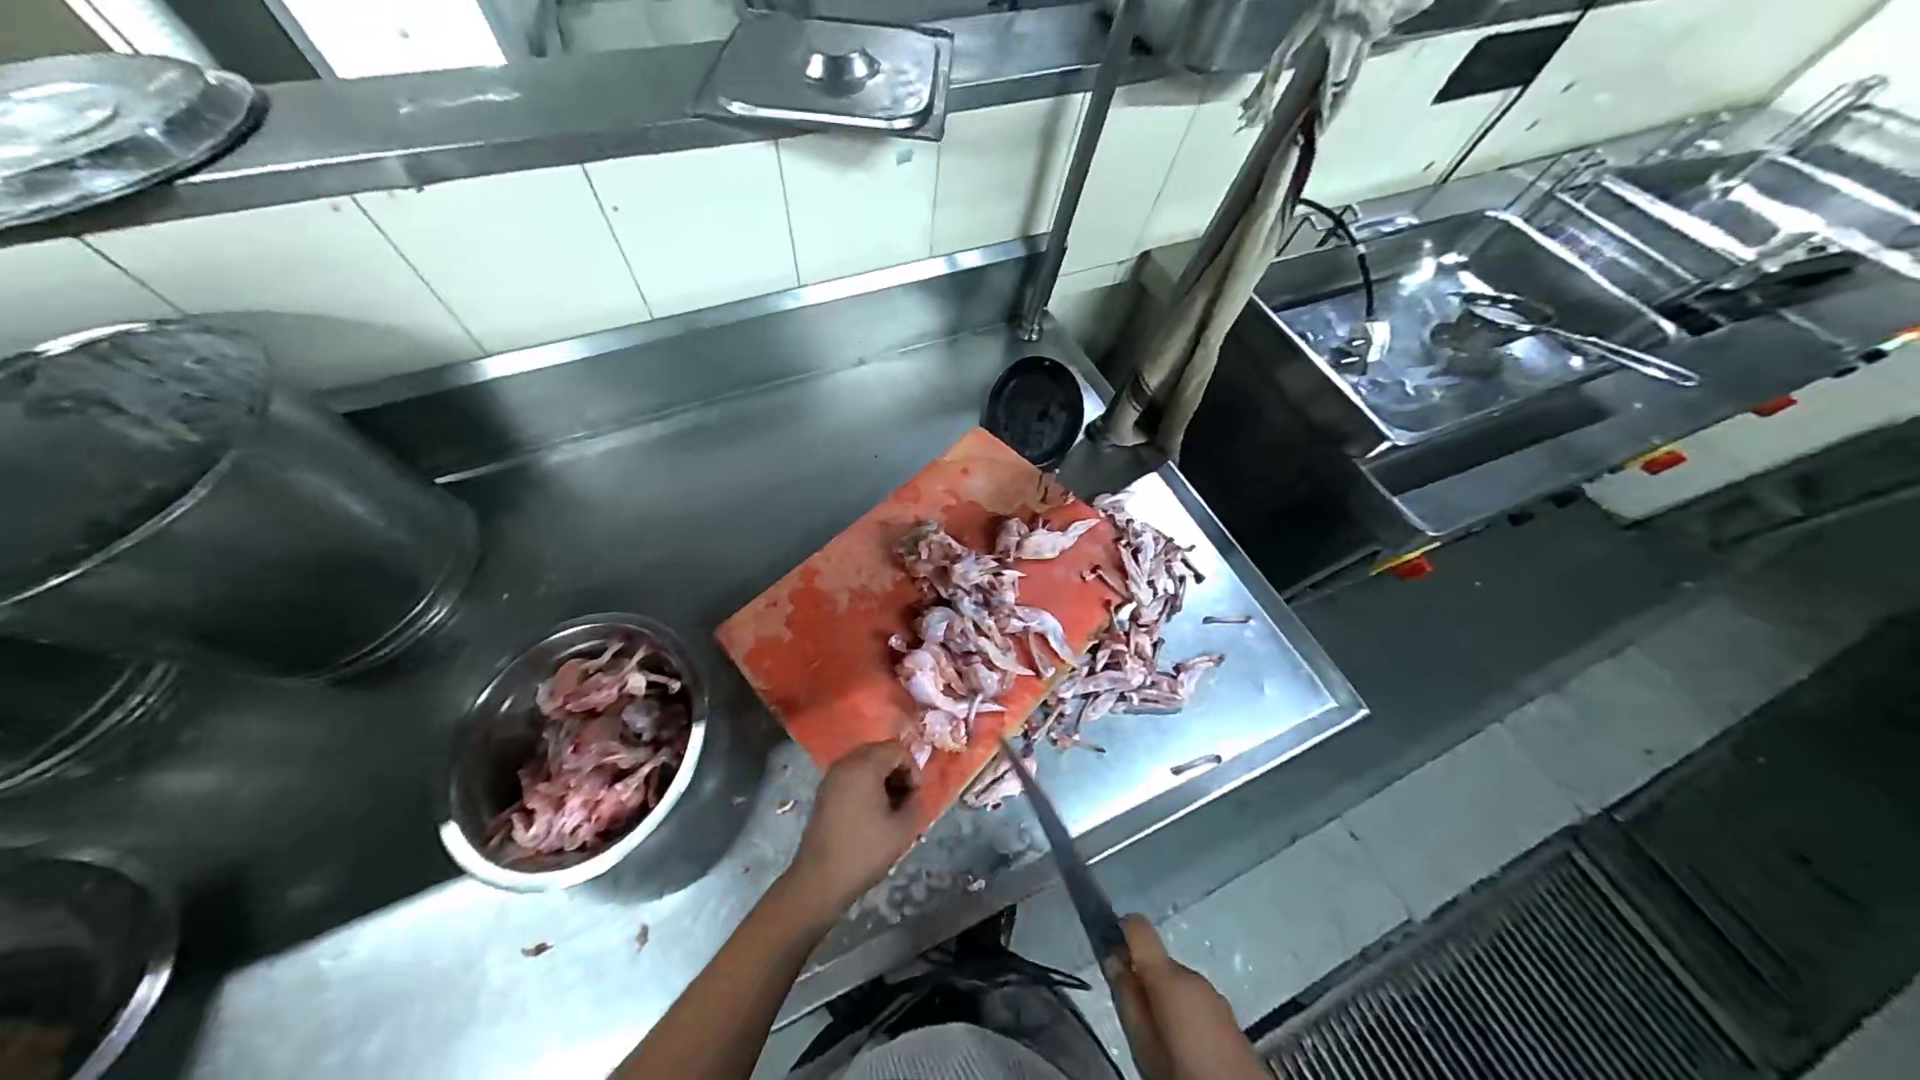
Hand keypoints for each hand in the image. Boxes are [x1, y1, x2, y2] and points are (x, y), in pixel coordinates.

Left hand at [780, 741, 921, 920]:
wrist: (820, 879)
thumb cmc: (865, 852)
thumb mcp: (902, 829)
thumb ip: (915, 802)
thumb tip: (913, 793)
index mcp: (864, 766)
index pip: (896, 748)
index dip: (912, 768)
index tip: (914, 795)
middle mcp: (845, 764)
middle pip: (879, 750)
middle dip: (897, 769)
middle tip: (904, 797)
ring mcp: (831, 777)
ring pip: (864, 761)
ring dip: (881, 775)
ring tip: (889, 805)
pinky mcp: (824, 791)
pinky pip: (851, 774)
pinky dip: (865, 782)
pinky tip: (870, 810)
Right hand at [1107, 915, 1267, 1079]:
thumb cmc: (1184, 1072)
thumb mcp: (1143, 1044)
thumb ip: (1126, 998)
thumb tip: (1113, 959)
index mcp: (1168, 977)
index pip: (1139, 927)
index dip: (1120, 931)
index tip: (1110, 955)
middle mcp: (1192, 975)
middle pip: (1156, 961)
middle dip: (1140, 979)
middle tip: (1133, 1016)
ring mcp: (1213, 993)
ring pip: (1174, 982)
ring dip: (1161, 998)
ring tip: (1158, 1036)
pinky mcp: (1226, 1013)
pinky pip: (1192, 998)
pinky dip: (1180, 1011)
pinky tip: (1182, 1044)